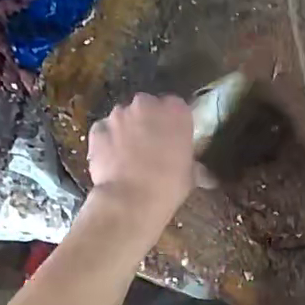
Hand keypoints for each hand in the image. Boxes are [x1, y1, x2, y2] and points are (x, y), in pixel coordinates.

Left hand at [86, 93, 195, 233]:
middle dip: (150, 121)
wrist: (130, 200)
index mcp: (175, 111)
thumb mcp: (190, 176)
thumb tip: (207, 176)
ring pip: (125, 117)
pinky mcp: (97, 128)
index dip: (175, 122)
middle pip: (148, 106)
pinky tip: (113, 159)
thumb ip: (194, 165)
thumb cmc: (169, 186)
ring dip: (128, 130)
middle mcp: (146, 104)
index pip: (177, 106)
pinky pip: (105, 130)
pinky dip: (108, 140)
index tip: (176, 137)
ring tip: (131, 155)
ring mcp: (118, 114)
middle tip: (154, 146)